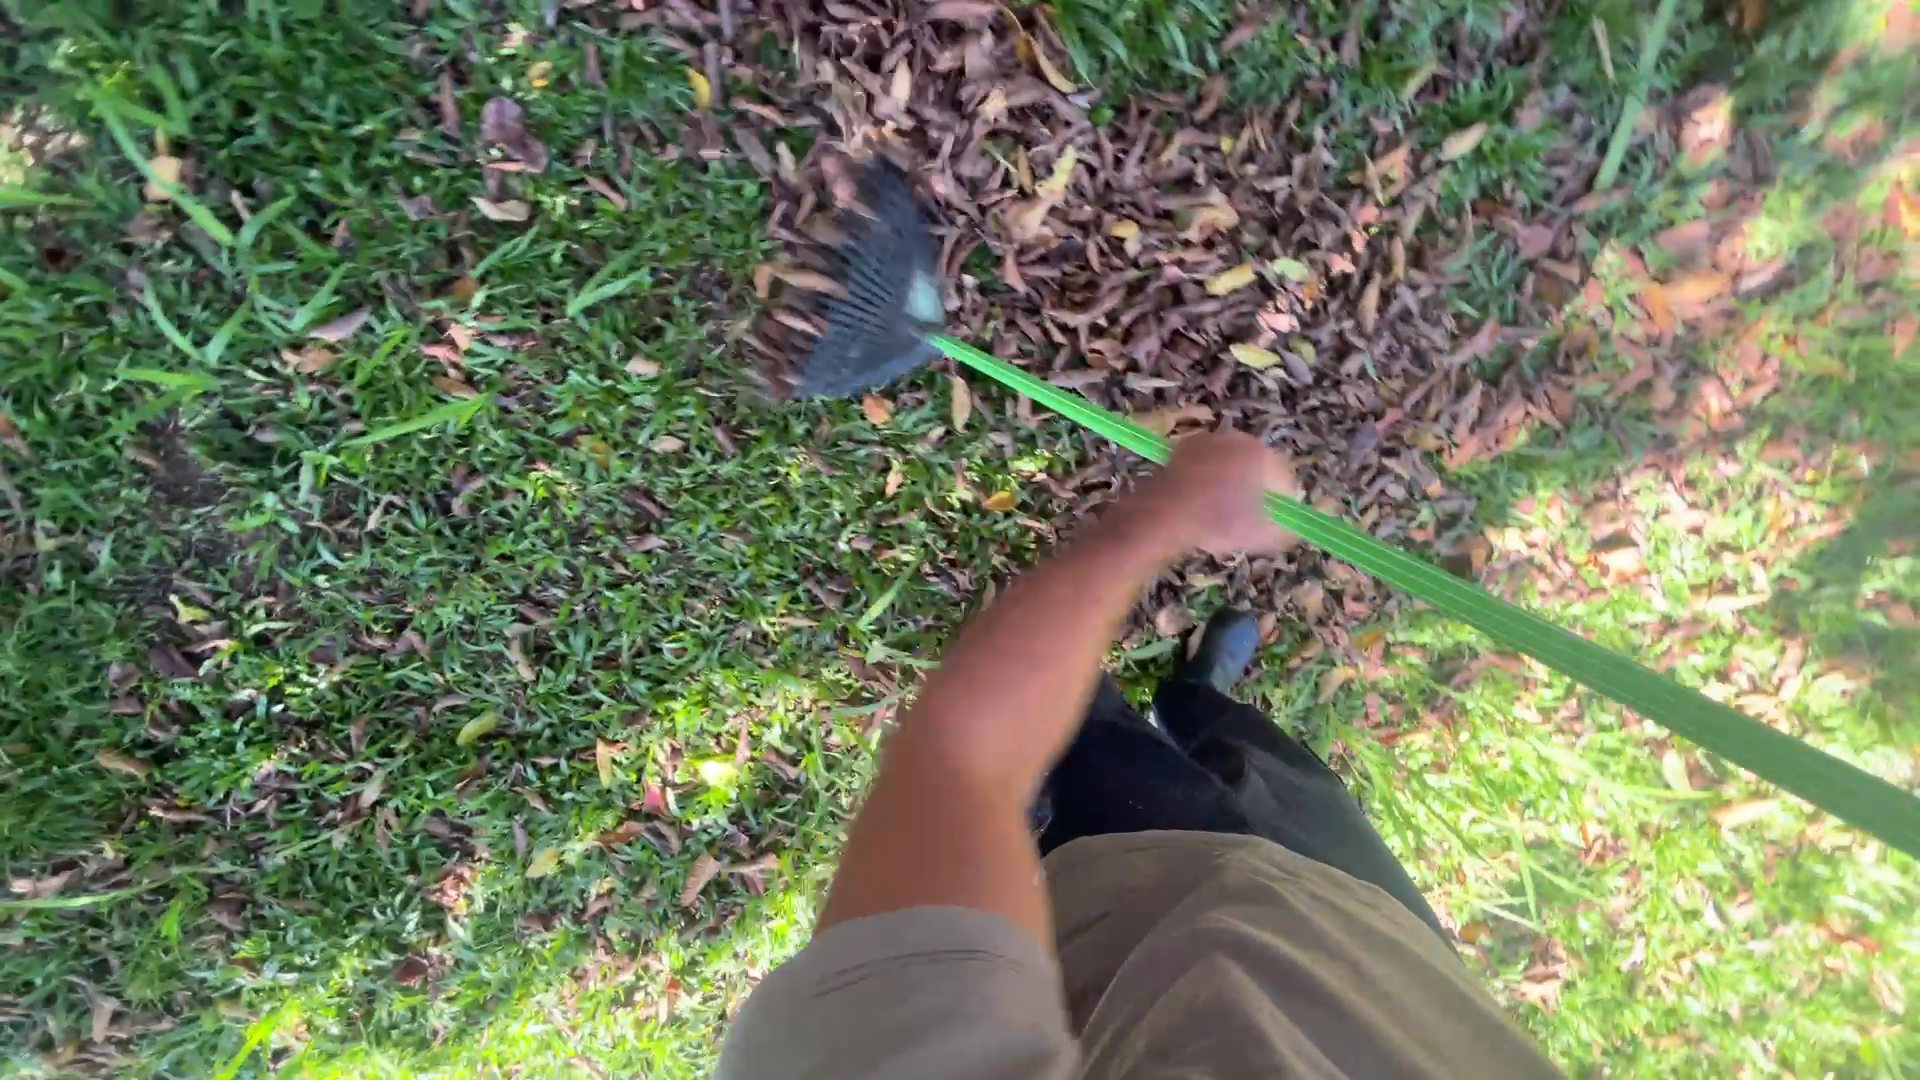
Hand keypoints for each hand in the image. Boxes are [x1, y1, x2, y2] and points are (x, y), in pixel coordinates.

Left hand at [1122, 430, 1299, 555]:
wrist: (1163, 513)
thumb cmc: (1217, 523)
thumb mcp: (1262, 537)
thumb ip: (1286, 531)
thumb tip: (1292, 527)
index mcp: (1263, 455)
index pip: (1285, 480)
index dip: (1281, 503)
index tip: (1272, 521)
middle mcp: (1239, 439)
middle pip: (1259, 468)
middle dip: (1256, 491)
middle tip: (1244, 517)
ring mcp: (1210, 440)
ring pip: (1232, 464)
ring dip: (1231, 483)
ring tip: (1218, 510)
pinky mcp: (1185, 446)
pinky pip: (1207, 463)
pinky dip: (1207, 477)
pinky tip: (1198, 498)